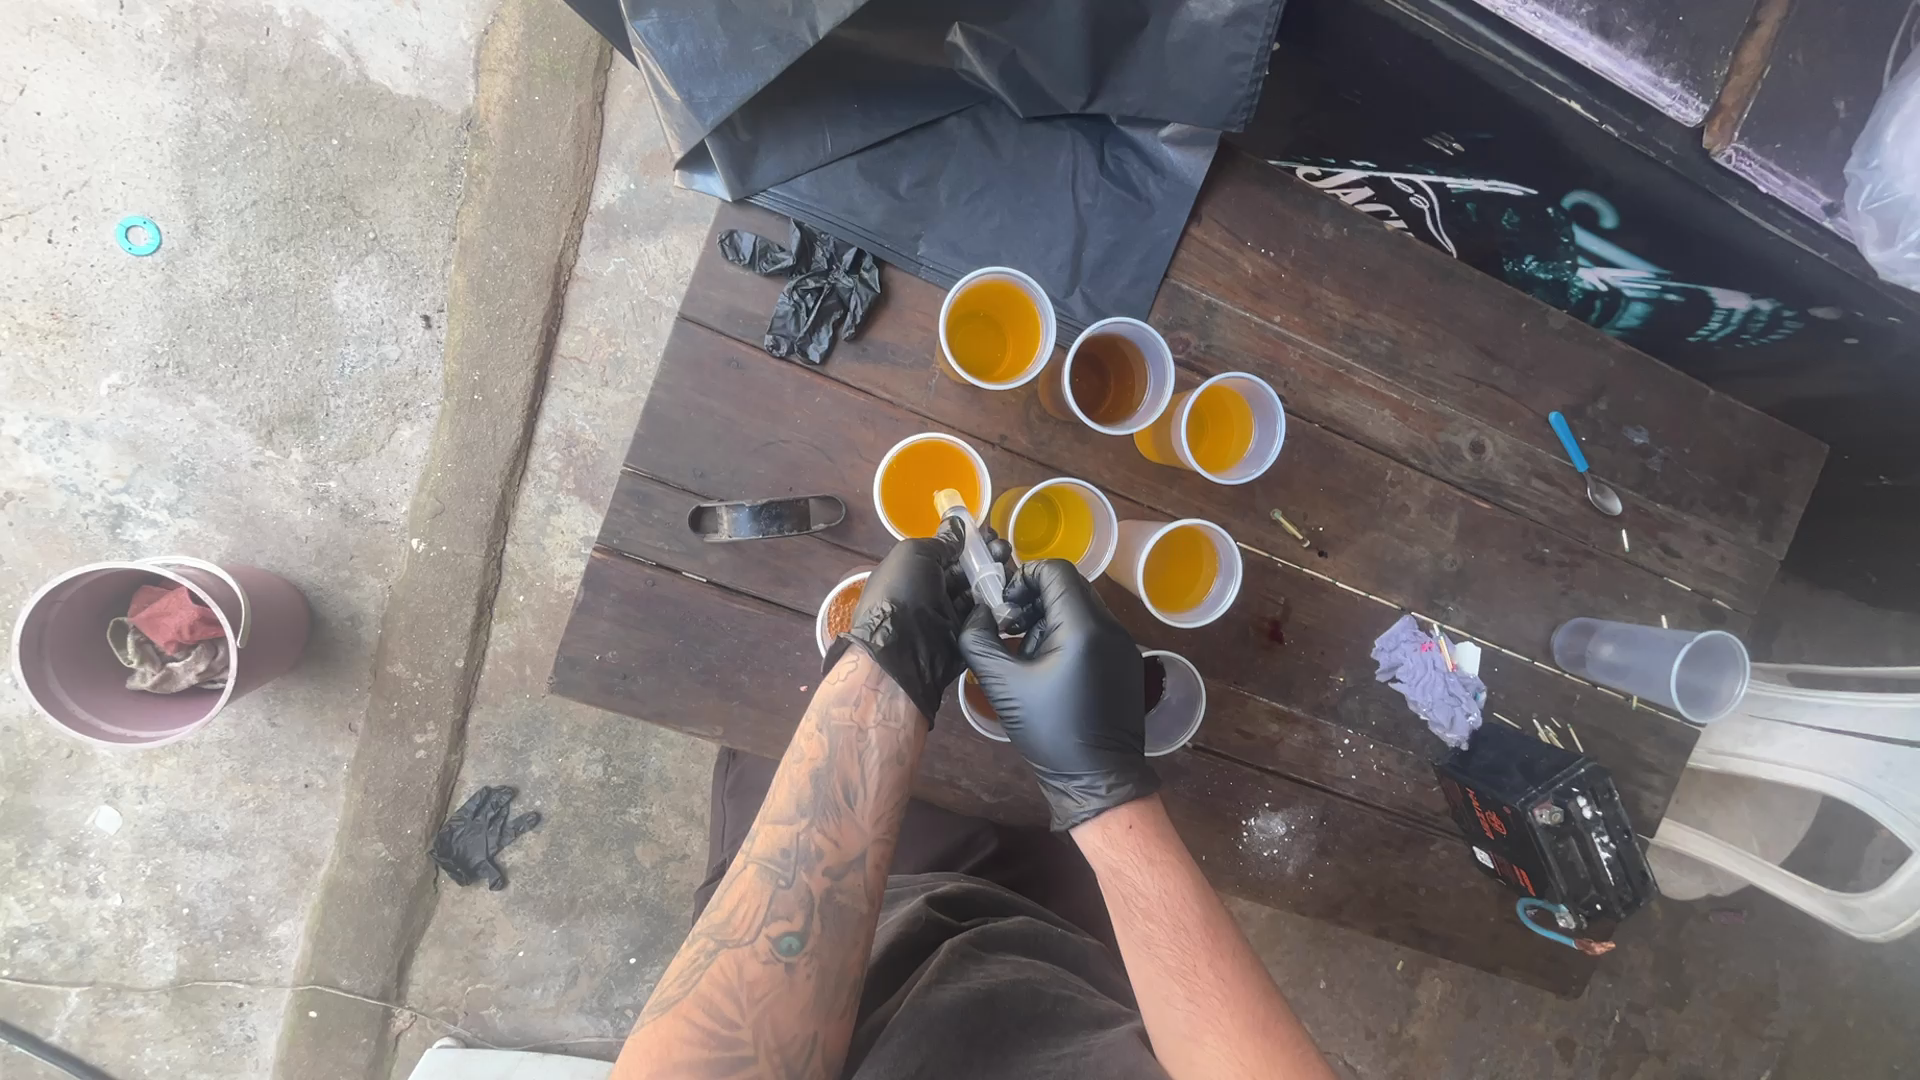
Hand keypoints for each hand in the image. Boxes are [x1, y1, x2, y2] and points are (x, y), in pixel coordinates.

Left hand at [826, 517, 1008, 723]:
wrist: (902, 652)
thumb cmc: (902, 594)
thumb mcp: (914, 554)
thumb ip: (940, 541)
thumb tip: (956, 523)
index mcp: (914, 571)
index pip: (947, 553)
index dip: (968, 542)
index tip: (989, 534)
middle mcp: (931, 592)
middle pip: (965, 571)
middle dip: (986, 557)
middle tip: (1004, 549)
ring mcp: (948, 615)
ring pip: (978, 591)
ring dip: (995, 577)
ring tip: (1010, 566)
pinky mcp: (965, 635)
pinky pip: (985, 615)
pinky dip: (998, 603)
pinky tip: (1010, 590)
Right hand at [958, 559, 1160, 829]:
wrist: (1097, 778)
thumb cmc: (1048, 730)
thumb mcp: (1001, 685)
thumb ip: (979, 639)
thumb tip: (976, 612)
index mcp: (1082, 627)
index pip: (1056, 570)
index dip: (1024, 576)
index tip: (1005, 604)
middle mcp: (1110, 627)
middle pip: (1070, 586)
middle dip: (1034, 597)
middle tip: (1010, 626)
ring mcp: (1123, 644)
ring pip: (1082, 606)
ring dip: (1050, 615)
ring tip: (1026, 648)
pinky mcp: (1126, 661)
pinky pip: (1094, 628)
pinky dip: (1068, 632)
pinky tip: (1049, 664)